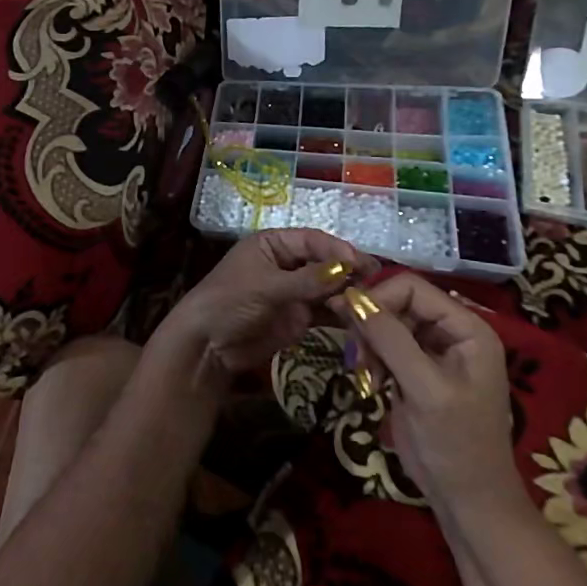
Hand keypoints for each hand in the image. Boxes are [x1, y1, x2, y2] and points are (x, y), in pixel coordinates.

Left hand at [161, 229, 372, 377]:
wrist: (207, 345)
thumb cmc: (227, 303)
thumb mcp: (265, 287)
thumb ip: (306, 280)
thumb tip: (346, 269)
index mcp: (271, 244)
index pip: (312, 240)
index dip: (337, 250)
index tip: (361, 263)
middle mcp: (286, 263)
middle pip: (326, 262)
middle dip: (350, 271)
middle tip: (380, 283)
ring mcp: (294, 291)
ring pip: (330, 287)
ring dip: (350, 293)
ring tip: (376, 302)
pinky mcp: (299, 317)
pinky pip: (326, 311)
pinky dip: (343, 313)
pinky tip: (363, 318)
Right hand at [337, 272, 519, 509]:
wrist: (465, 497)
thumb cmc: (455, 443)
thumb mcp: (424, 388)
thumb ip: (391, 339)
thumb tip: (351, 297)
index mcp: (468, 329)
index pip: (413, 288)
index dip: (379, 298)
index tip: (351, 323)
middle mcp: (451, 334)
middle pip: (396, 303)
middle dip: (371, 325)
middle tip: (358, 357)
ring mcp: (431, 353)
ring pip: (384, 324)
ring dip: (367, 345)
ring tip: (365, 375)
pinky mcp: (413, 371)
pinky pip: (382, 347)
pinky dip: (369, 359)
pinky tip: (368, 383)